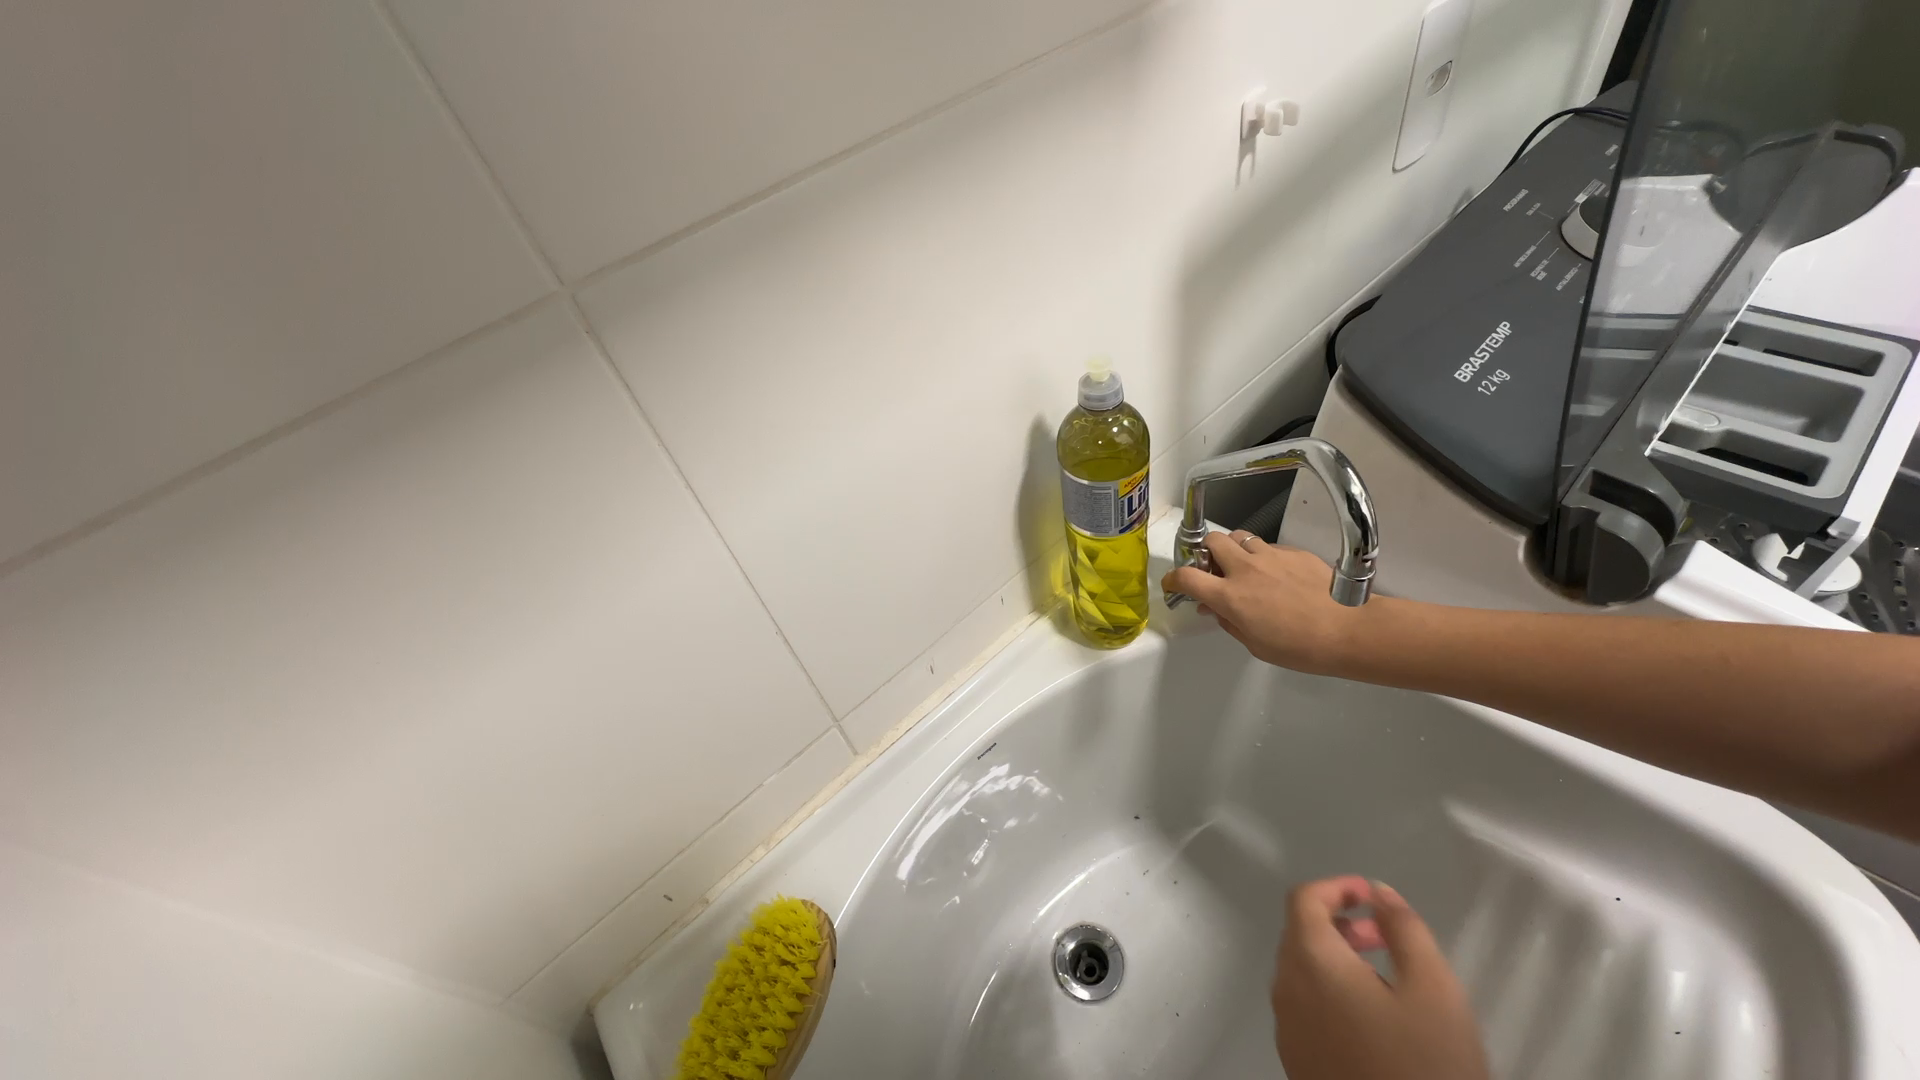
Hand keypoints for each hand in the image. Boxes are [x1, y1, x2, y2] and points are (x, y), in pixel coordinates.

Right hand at [1160, 531, 1372, 674]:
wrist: (1347, 630)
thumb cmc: (1300, 647)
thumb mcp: (1254, 643)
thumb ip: (1229, 622)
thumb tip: (1216, 609)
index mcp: (1230, 596)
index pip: (1186, 576)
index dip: (1172, 579)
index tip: (1173, 584)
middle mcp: (1245, 569)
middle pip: (1211, 541)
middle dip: (1205, 552)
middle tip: (1211, 568)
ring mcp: (1270, 556)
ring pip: (1239, 536)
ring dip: (1233, 549)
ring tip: (1241, 566)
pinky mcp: (1293, 552)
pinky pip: (1268, 546)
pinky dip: (1262, 556)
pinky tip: (1274, 574)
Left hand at [1271, 876, 1488, 1079]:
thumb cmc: (1427, 1066)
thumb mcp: (1434, 990)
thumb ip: (1404, 929)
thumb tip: (1379, 893)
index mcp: (1310, 962)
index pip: (1303, 900)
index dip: (1336, 887)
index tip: (1373, 895)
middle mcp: (1285, 988)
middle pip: (1299, 933)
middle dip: (1339, 922)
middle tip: (1385, 935)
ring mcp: (1286, 1029)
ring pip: (1301, 970)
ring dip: (1336, 957)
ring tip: (1387, 976)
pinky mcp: (1297, 1062)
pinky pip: (1305, 1006)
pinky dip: (1330, 991)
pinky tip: (1373, 1018)